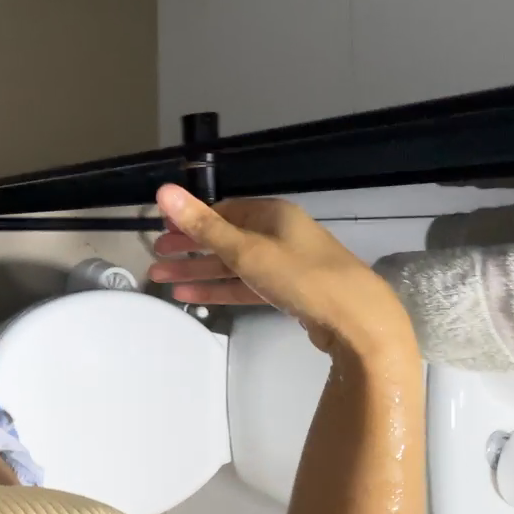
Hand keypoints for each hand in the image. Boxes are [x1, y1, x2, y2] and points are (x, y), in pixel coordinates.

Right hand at [149, 184, 417, 359]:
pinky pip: (243, 285)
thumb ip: (201, 224)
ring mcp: (284, 264)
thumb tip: (163, 191)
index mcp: (272, 215)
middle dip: (188, 249)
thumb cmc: (300, 276)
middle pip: (223, 237)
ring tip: (161, 281)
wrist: (358, 323)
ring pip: (230, 264)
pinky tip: (190, 296)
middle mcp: (278, 234)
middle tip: (156, 259)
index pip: (222, 210)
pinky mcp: (286, 292)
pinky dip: (217, 289)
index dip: (189, 220)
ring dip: (196, 271)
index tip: (161, 232)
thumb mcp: (245, 250)